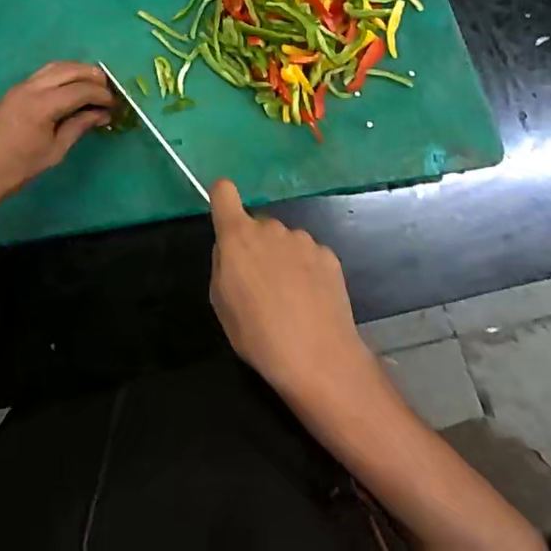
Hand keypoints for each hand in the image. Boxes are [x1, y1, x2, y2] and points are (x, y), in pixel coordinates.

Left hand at [0, 61, 112, 209]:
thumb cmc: (18, 168)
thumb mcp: (54, 151)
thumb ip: (79, 126)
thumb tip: (101, 114)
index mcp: (43, 104)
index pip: (81, 89)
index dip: (102, 95)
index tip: (115, 105)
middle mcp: (32, 87)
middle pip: (70, 69)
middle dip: (93, 77)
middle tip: (108, 91)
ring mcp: (21, 86)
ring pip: (56, 66)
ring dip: (78, 71)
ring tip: (94, 86)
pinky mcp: (15, 90)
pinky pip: (44, 73)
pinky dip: (62, 74)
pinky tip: (71, 88)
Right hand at [209, 179, 374, 401]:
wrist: (319, 358)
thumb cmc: (258, 335)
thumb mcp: (221, 304)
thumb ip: (223, 265)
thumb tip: (231, 250)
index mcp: (238, 237)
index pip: (224, 193)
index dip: (221, 198)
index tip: (223, 214)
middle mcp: (272, 228)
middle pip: (257, 226)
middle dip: (255, 246)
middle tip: (258, 285)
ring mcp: (304, 240)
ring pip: (284, 241)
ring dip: (282, 259)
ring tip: (288, 299)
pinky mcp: (329, 255)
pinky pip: (308, 255)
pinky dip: (306, 271)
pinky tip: (310, 302)